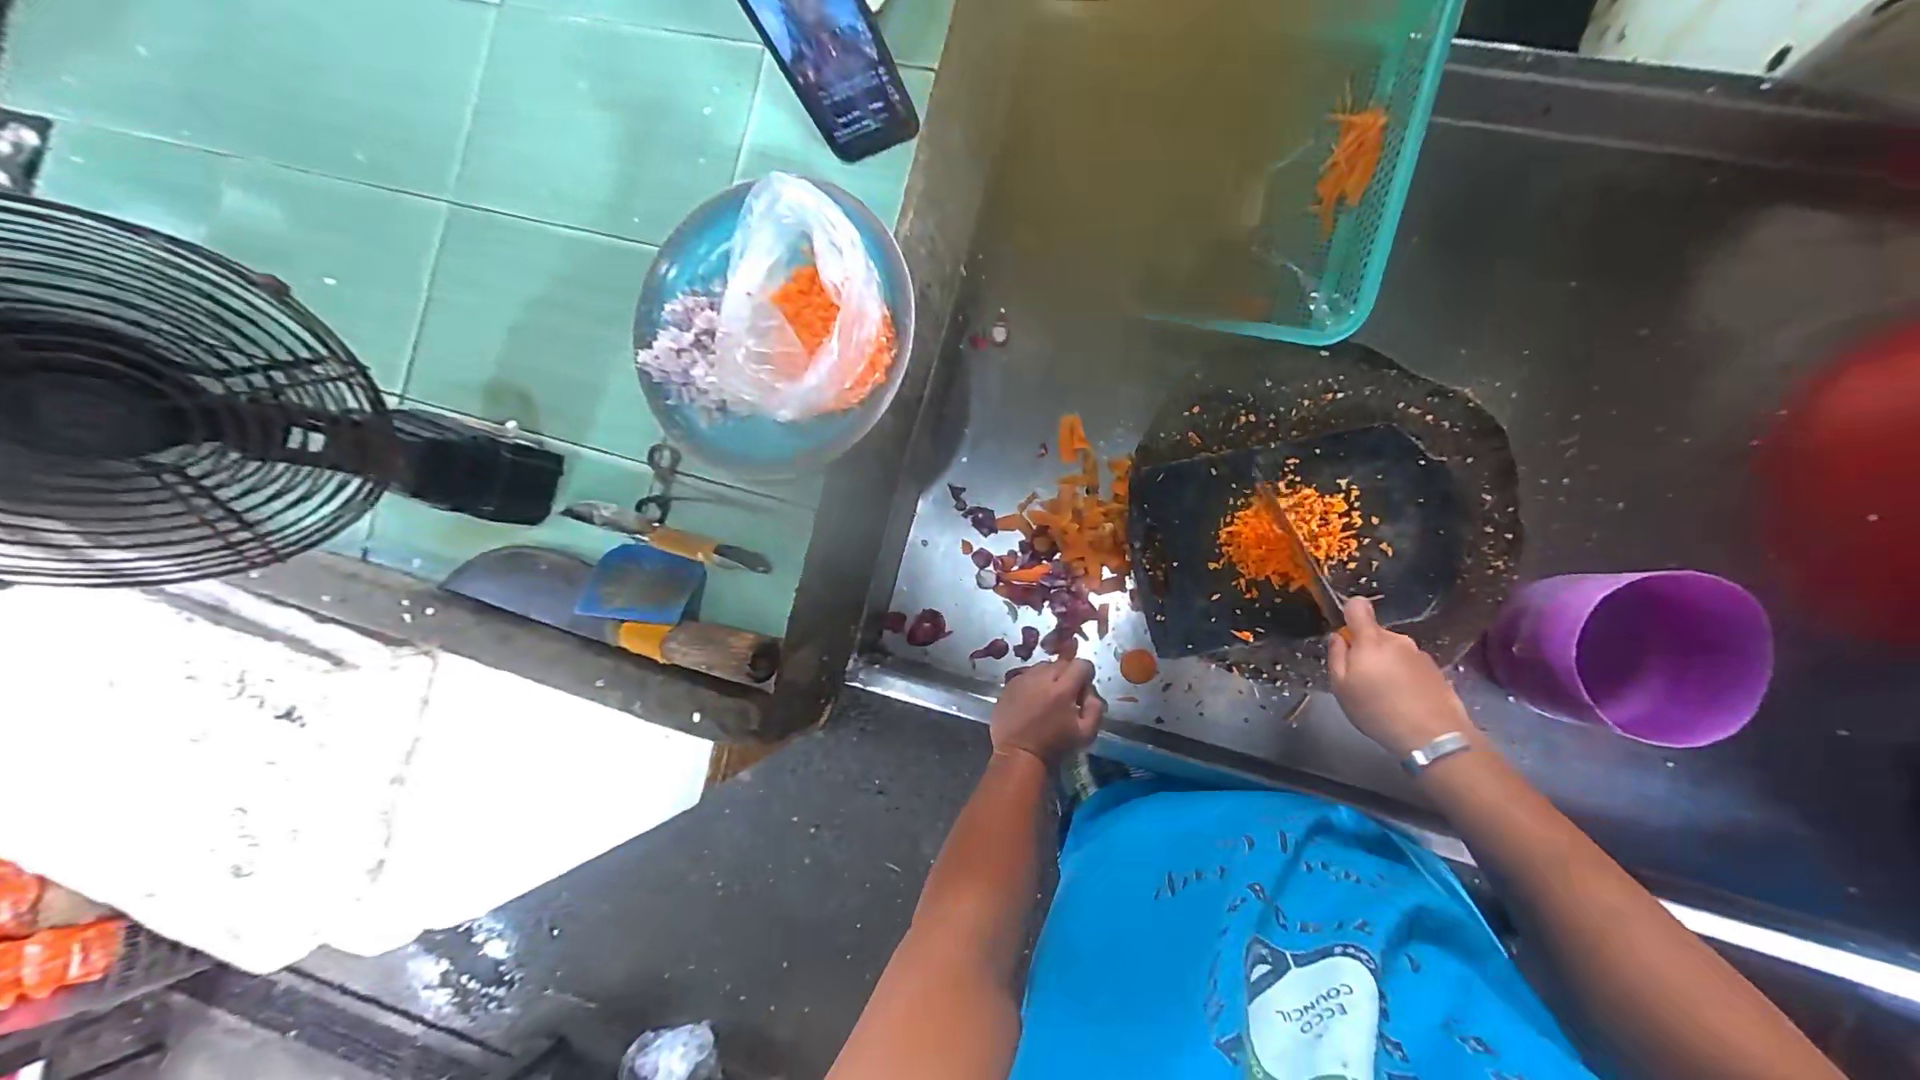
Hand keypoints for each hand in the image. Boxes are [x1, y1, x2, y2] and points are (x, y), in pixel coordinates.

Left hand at [991, 658, 1104, 766]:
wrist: (1018, 754)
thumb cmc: (1054, 746)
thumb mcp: (1086, 733)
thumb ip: (1095, 707)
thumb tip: (1091, 692)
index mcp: (1063, 689)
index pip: (1081, 664)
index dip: (1085, 675)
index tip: (1081, 691)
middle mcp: (1041, 678)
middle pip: (1061, 663)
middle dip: (1067, 675)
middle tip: (1065, 696)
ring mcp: (1022, 679)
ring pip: (1042, 667)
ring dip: (1048, 677)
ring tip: (1047, 698)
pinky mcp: (1009, 685)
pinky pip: (1025, 675)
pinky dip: (1032, 683)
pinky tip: (1031, 700)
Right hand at [1328, 596, 1474, 756]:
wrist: (1433, 736)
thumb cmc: (1377, 710)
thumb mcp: (1341, 688)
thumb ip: (1336, 656)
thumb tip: (1338, 638)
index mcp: (1370, 640)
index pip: (1358, 607)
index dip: (1349, 612)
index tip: (1346, 633)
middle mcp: (1397, 640)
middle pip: (1375, 633)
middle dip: (1366, 648)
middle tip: (1363, 678)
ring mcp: (1420, 654)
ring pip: (1394, 649)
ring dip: (1386, 663)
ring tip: (1385, 693)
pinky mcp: (1436, 670)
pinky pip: (1410, 664)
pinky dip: (1404, 675)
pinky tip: (1404, 699)